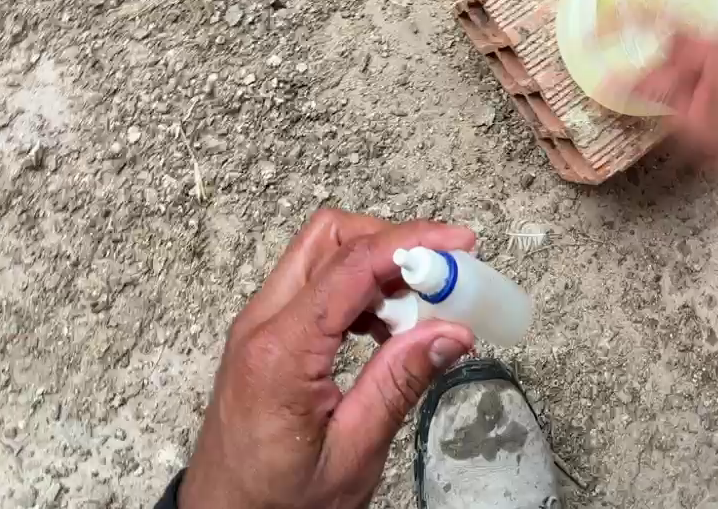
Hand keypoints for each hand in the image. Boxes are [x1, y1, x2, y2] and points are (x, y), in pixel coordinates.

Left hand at [178, 208, 478, 508]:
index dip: (412, 243)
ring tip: (417, 304)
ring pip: (321, 250)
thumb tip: (453, 331)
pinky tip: (384, 324)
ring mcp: (258, 321)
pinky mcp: (264, 330)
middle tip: (439, 270)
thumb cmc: (278, 504)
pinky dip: (355, 283)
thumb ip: (400, 383)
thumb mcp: (352, 455)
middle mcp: (262, 320)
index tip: (460, 242)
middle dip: (390, 239)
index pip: (352, 264)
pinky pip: (313, 279)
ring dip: (374, 261)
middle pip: (329, 236)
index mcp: (281, 351)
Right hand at [631, 33, 717, 245]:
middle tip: (650, 97)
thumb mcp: (700, 131)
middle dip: (663, 67)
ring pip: (702, 54)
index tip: (600, 25)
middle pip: (682, 43)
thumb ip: (661, 98)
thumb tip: (626, 81)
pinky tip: (712, 107)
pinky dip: (707, 76)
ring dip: (687, 76)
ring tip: (690, 112)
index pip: (660, 25)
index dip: (626, 22)